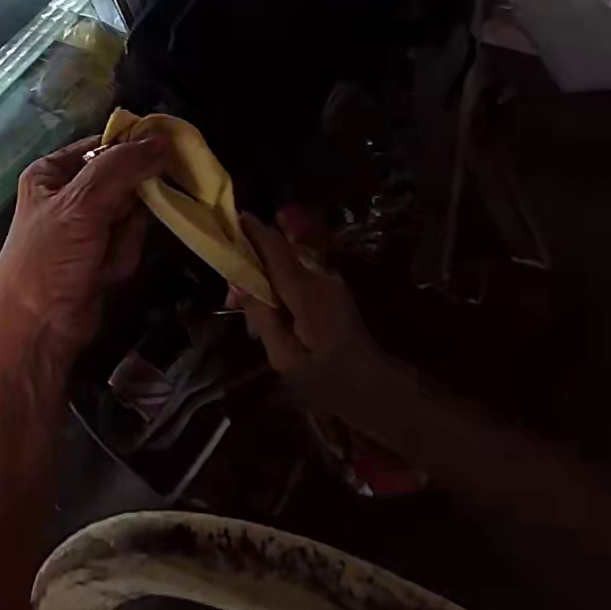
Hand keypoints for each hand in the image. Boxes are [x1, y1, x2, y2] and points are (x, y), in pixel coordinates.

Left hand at [0, 136, 168, 365]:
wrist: (37, 329)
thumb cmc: (49, 258)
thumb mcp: (81, 203)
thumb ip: (121, 168)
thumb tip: (162, 140)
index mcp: (52, 172)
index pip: (102, 146)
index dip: (134, 147)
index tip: (168, 150)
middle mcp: (70, 193)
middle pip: (124, 179)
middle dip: (129, 204)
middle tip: (122, 218)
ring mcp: (88, 226)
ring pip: (133, 213)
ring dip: (125, 237)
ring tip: (102, 256)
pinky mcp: (103, 255)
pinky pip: (130, 242)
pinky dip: (123, 257)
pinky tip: (104, 272)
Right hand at [235, 208, 380, 401]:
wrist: (380, 391)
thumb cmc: (329, 381)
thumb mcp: (284, 358)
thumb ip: (261, 317)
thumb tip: (239, 283)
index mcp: (305, 291)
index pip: (274, 248)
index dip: (251, 230)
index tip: (230, 218)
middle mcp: (319, 277)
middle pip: (279, 248)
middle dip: (250, 258)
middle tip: (233, 295)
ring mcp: (330, 280)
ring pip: (287, 259)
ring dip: (263, 271)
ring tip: (249, 306)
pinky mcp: (333, 288)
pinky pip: (298, 270)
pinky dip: (278, 280)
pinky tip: (271, 309)